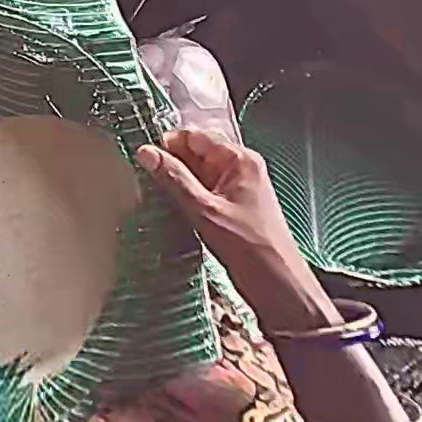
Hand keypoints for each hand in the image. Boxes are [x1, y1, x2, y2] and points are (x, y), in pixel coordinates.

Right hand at [136, 129, 337, 330]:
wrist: (278, 285)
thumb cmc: (247, 246)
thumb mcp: (204, 210)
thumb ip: (174, 178)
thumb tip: (145, 151)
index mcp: (239, 159)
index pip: (194, 136)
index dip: (167, 144)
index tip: (142, 158)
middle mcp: (240, 166)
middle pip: (195, 152)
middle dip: (170, 162)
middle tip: (144, 177)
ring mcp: (237, 186)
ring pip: (197, 172)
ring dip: (176, 180)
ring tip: (153, 192)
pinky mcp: (232, 204)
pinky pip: (203, 189)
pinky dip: (186, 194)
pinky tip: (170, 205)